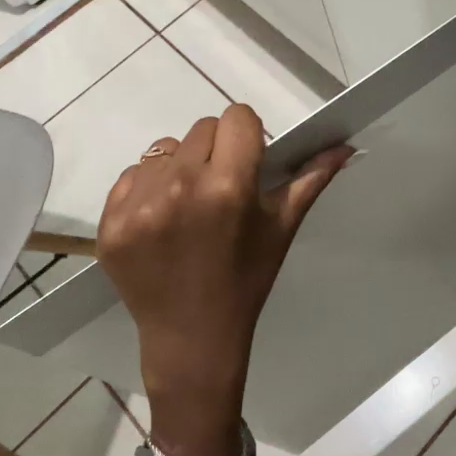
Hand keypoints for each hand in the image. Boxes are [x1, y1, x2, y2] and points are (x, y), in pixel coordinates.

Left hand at [96, 103, 351, 455]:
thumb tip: (346, 145)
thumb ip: (312, 178)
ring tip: (189, 207)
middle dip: (216, 151)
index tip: (248, 162)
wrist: (192, 338)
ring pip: (164, 149)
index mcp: (228, 186)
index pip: (236, 118)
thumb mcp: (282, 227)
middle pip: (202, 129)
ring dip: (179, 167)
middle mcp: (180, 187)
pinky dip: (147, 190)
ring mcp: (139, 206)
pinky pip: (131, 176)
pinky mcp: (109, 222)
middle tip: (220, 190)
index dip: (247, 136)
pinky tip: (161, 222)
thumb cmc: (246, 280)